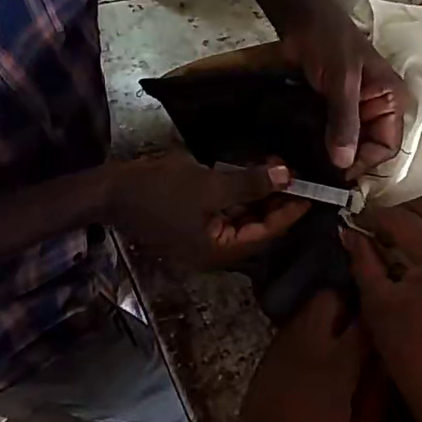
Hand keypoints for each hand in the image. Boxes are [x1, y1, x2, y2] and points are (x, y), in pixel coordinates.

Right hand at [104, 155, 310, 267]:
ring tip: (280, 170)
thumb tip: (287, 176)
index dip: (291, 211)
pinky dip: (242, 194)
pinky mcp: (195, 222)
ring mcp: (204, 237)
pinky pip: (227, 211)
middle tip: (298, 176)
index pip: (268, 233)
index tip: (312, 191)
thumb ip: (250, 184)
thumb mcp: (209, 186)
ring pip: (244, 218)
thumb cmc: (159, 191)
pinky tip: (254, 174)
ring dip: (261, 195)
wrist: (109, 191)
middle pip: (258, 228)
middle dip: (278, 201)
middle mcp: (216, 250)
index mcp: (220, 251)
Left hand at [215, 292, 383, 421]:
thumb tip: (390, 361)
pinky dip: (310, 332)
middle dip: (348, 305)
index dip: (379, 318)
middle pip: (328, 298)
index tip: (392, 324)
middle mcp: (305, 347)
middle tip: (363, 329)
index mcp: (334, 368)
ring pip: (308, 309)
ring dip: (328, 317)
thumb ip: (378, 396)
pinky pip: (294, 328)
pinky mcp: (267, 357)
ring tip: (343, 341)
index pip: (363, 321)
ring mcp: (282, 349)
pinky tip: (319, 358)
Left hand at [280, 9, 406, 178]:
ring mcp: (355, 110)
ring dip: (329, 156)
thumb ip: (345, 122)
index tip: (337, 174)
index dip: (364, 162)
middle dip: (345, 162)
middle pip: (368, 149)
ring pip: (348, 145)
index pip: (387, 146)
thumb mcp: (341, 82)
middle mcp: (378, 109)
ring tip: (306, 167)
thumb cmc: (329, 42)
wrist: (302, 18)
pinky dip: (319, 144)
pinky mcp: (334, 109)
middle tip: (317, 175)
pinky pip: (331, 134)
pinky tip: (302, 153)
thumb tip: (343, 163)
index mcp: (392, 101)